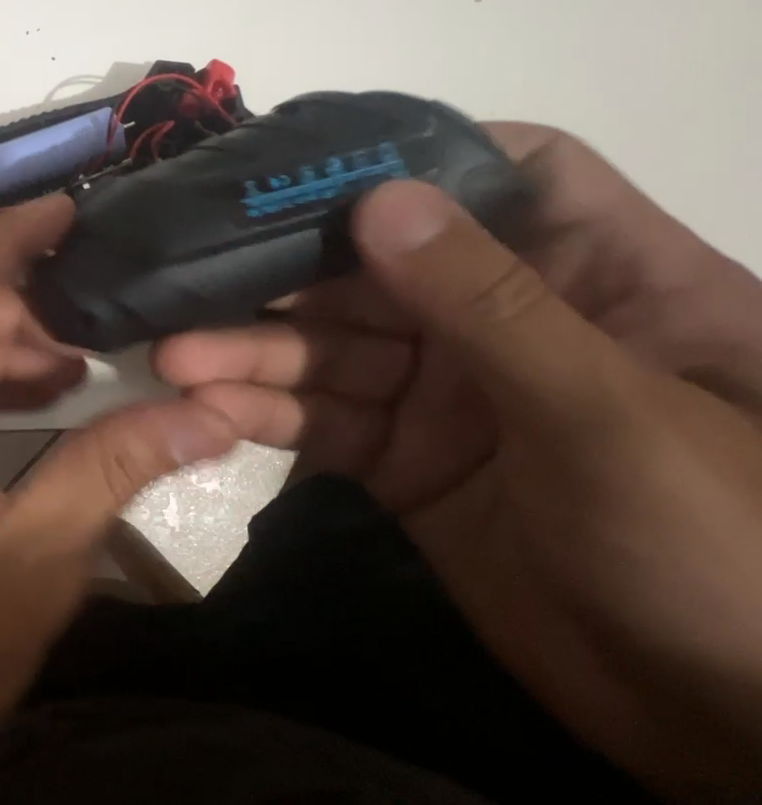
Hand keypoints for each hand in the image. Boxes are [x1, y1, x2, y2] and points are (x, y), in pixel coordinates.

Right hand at [155, 124, 761, 796]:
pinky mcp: (403, 462)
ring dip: (252, 352)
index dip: (416, 158)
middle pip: (380, 268)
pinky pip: (321, 422)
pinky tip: (207, 409)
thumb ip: (490, 305)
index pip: (512, 176)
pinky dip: (262, 414)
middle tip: (188, 280)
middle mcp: (512, 325)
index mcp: (600, 279)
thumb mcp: (607, 413)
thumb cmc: (724, 547)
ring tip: (174, 358)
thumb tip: (380, 197)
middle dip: (285, 273)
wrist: (723, 723)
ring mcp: (451, 396)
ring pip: (332, 349)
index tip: (306, 167)